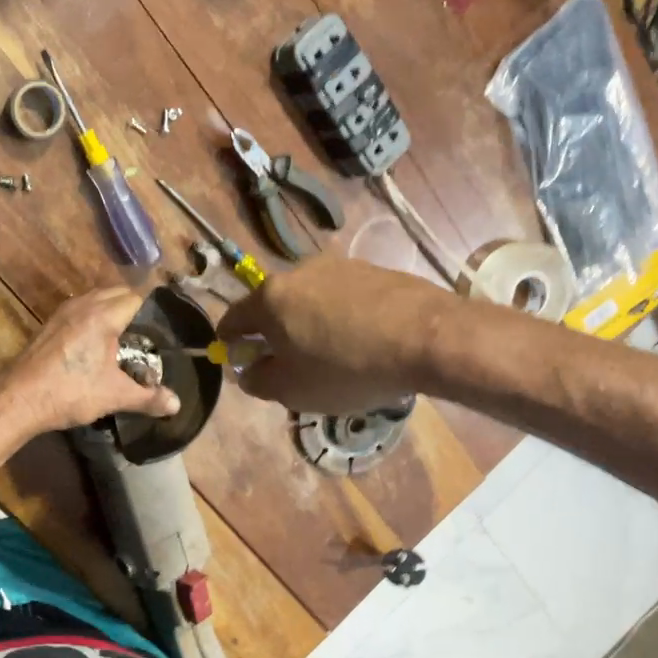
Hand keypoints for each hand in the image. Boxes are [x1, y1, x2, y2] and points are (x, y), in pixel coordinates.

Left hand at [1, 288, 181, 431]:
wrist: (18, 399)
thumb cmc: (69, 393)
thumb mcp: (114, 396)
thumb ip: (148, 398)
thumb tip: (176, 405)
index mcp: (102, 315)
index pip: (137, 297)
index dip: (153, 312)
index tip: (163, 331)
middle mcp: (82, 305)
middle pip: (117, 294)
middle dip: (134, 310)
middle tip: (147, 337)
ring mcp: (62, 312)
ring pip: (96, 300)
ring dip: (111, 313)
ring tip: (124, 341)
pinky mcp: (50, 324)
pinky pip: (80, 311)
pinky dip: (92, 320)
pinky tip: (96, 346)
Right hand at [217, 255, 459, 413]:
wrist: (428, 339)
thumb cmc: (346, 368)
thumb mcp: (291, 390)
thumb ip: (257, 381)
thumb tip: (248, 371)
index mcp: (269, 299)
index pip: (232, 319)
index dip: (229, 342)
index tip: (236, 360)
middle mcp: (297, 273)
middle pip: (273, 307)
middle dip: (274, 334)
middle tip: (288, 364)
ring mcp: (338, 267)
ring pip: (309, 301)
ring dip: (309, 324)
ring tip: (331, 355)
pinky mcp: (373, 270)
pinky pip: (343, 298)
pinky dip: (341, 318)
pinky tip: (362, 343)